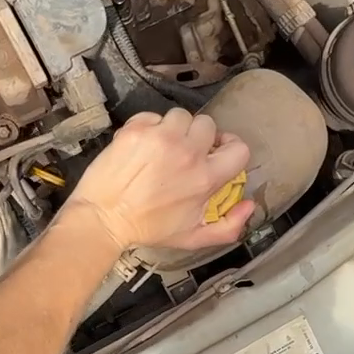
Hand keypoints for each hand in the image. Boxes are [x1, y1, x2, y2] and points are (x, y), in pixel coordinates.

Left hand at [60, 108, 254, 252]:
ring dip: (175, 129)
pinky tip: (143, 146)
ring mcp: (161, 138)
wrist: (104, 218)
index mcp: (205, 179)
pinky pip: (153, 116)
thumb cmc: (148, 229)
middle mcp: (187, 153)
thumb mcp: (194, 237)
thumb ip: (229, 226)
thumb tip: (249, 205)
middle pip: (208, 125)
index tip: (218, 152)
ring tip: (162, 147)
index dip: (231, 148)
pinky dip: (149, 127)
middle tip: (185, 152)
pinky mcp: (137, 130)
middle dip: (199, 137)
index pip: (239, 149)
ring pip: (181, 116)